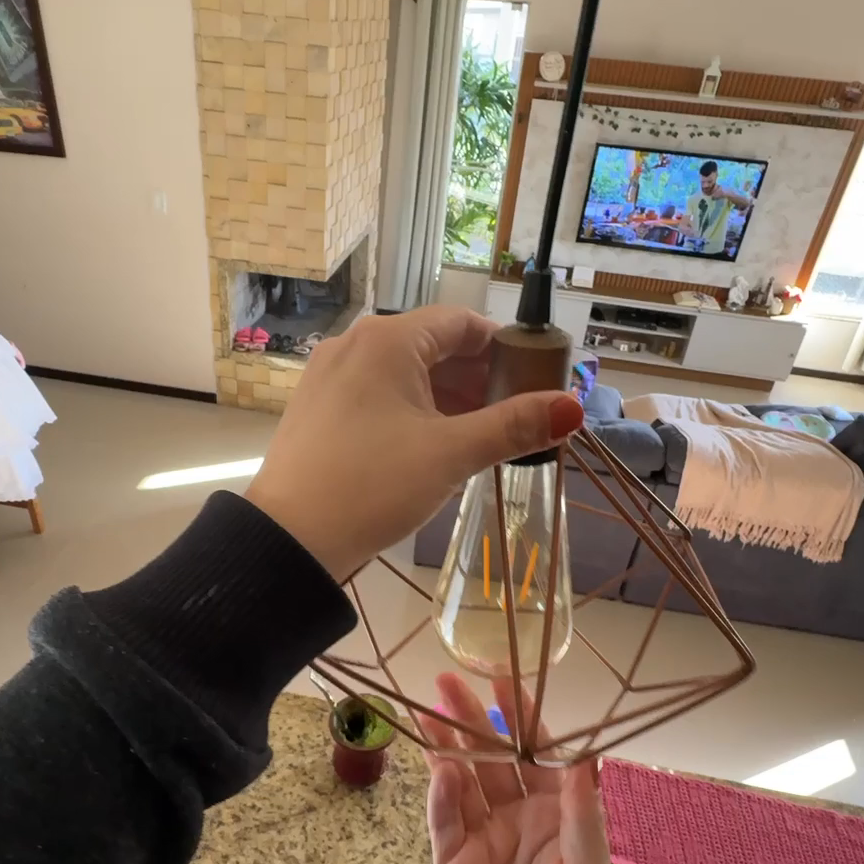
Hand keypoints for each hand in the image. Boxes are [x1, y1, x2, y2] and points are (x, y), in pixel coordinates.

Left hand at [244, 306, 583, 580]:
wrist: (290, 540)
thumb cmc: (374, 487)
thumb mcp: (451, 455)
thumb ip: (514, 426)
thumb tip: (573, 407)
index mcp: (387, 340)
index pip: (460, 323)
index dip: (502, 348)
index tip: (532, 379)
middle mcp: (353, 345)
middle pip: (431, 346)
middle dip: (476, 378)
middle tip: (512, 415)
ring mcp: (329, 375)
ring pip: (403, 373)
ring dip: (445, 397)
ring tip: (479, 434)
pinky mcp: (316, 407)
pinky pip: (376, 393)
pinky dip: (411, 409)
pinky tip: (429, 443)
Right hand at [419, 673, 625, 863]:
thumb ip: (584, 816)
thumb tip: (588, 754)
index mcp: (556, 814)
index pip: (535, 752)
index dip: (519, 715)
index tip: (502, 678)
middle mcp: (517, 818)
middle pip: (490, 759)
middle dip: (469, 720)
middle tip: (446, 680)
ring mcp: (482, 841)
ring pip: (461, 782)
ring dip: (445, 748)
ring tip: (427, 711)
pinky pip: (444, 824)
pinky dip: (439, 798)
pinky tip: (438, 771)